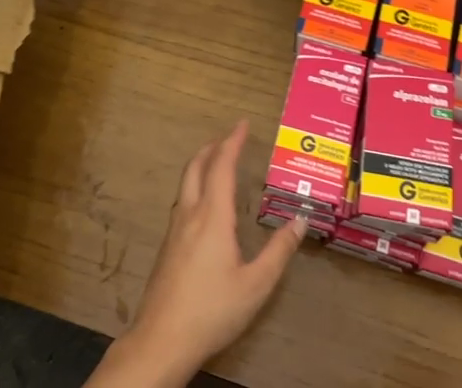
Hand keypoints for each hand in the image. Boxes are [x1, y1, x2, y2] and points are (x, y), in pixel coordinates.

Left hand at [87, 120, 305, 387]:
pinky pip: (182, 202)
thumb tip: (299, 220)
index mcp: (212, 217)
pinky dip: (196, 187)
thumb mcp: (256, 284)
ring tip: (218, 164)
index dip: (232, 142)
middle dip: (212, 147)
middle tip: (230, 138)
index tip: (243, 123)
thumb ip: (279, 251)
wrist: (162, 339)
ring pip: (186, 184)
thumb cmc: (213, 309)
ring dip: (201, 166)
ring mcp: (174, 231)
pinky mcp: (167, 247)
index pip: (221, 167)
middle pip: (195, 167)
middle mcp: (190, 215)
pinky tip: (205, 205)